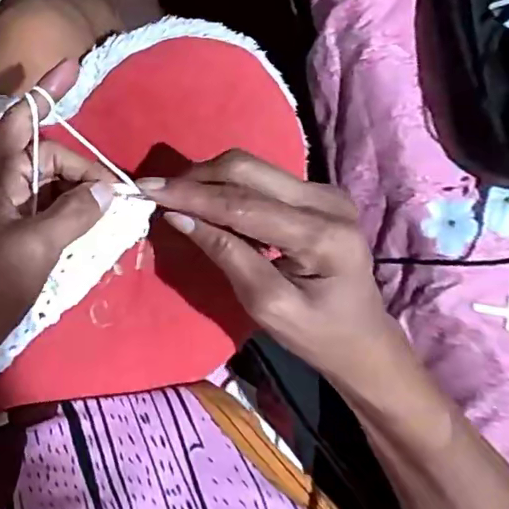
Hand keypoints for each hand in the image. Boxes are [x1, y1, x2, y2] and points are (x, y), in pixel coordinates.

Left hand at [0, 61, 113, 383]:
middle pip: (42, 152)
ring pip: (44, 178)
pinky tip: (88, 219)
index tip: (73, 64)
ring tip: (106, 209)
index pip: (21, 119)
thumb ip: (75, 213)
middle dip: (78, 167)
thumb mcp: (39, 247)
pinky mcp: (3, 221)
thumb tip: (106, 191)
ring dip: (75, 188)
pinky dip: (64, 205)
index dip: (47, 92)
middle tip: (114, 193)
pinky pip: (39, 199)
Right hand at [138, 150, 412, 387]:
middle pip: (246, 169)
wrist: (363, 340)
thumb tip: (178, 216)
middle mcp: (327, 201)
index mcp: (322, 235)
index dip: (191, 195)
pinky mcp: (315, 193)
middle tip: (155, 192)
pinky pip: (259, 178)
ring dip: (207, 179)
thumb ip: (226, 254)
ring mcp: (324, 192)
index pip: (242, 204)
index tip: (146, 191)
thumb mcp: (266, 305)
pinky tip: (205, 202)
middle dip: (195, 178)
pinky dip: (224, 186)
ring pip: (250, 168)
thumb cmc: (316, 334)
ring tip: (174, 197)